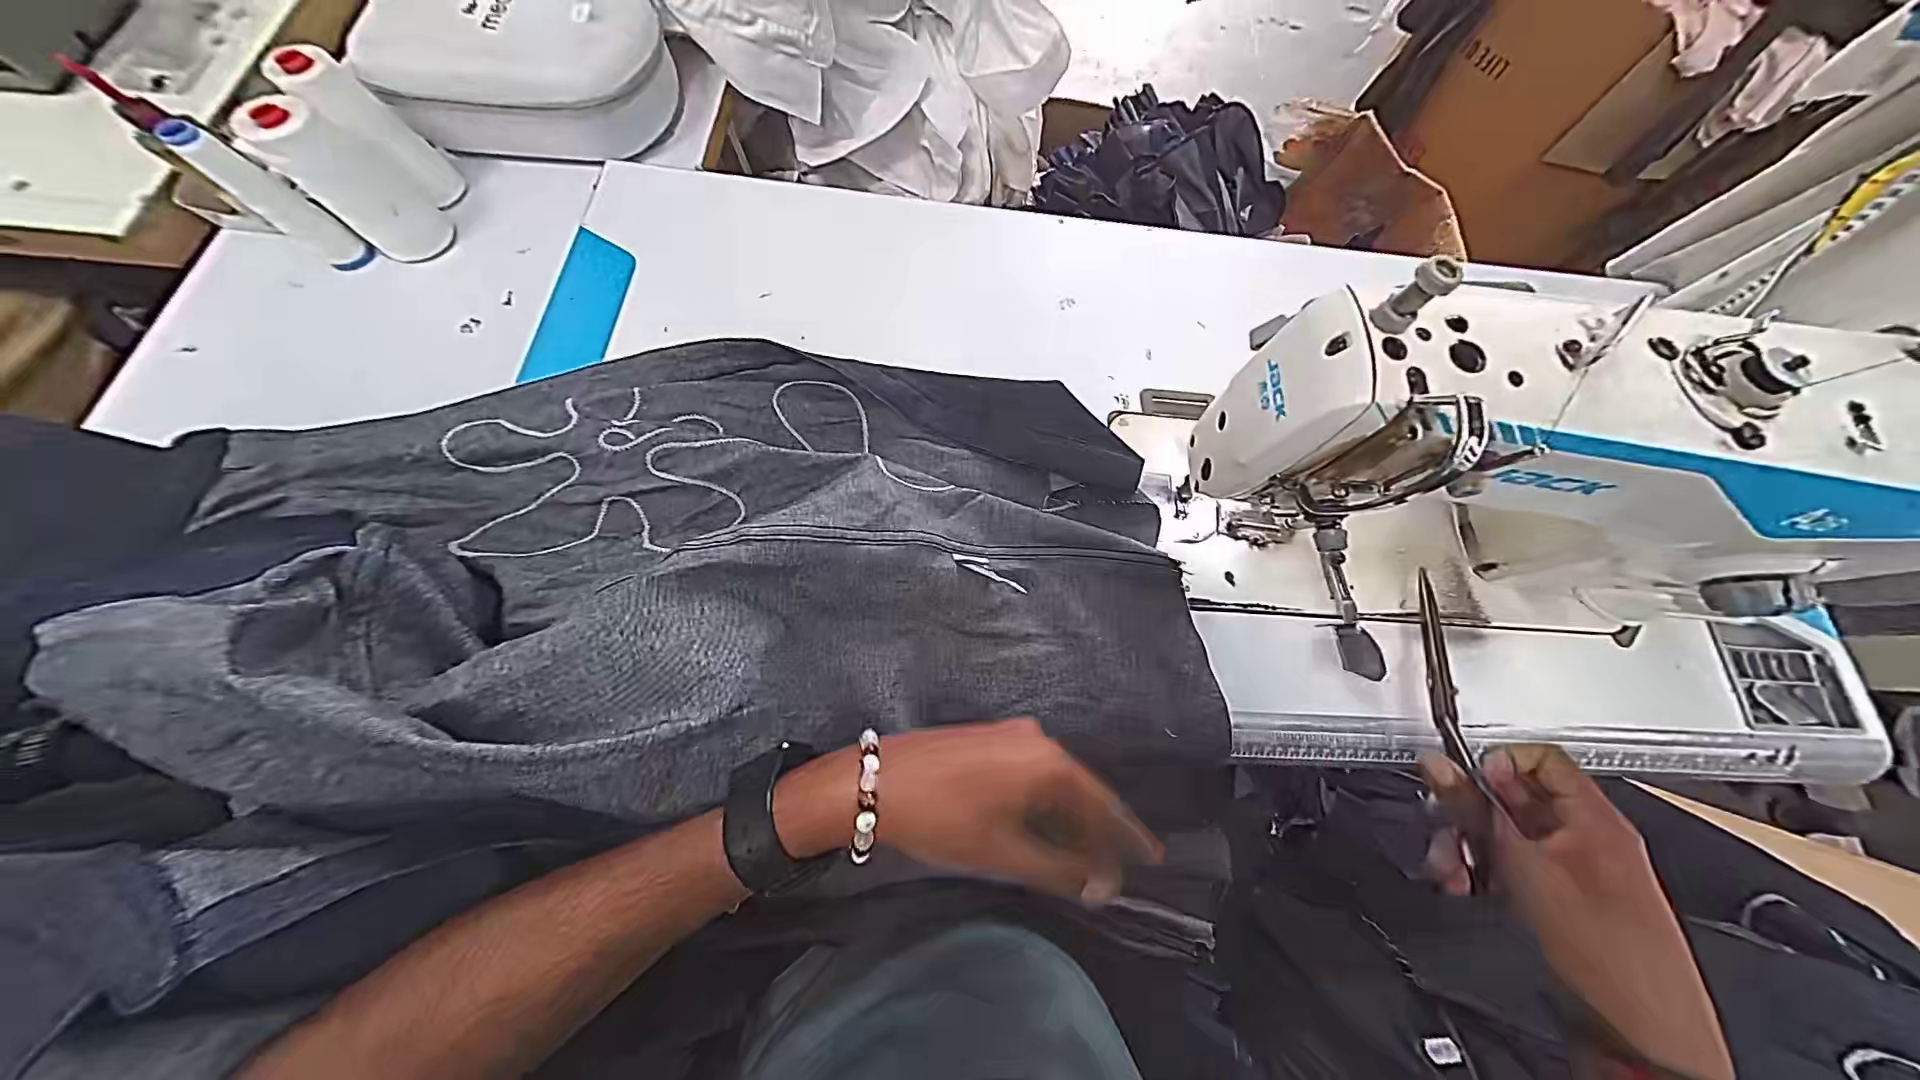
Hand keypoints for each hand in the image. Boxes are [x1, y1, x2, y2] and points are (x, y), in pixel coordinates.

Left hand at [776, 718, 1162, 902]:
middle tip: (1114, 863)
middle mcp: (1034, 738)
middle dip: (1098, 828)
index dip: (1126, 836)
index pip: (1101, 803)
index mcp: (1046, 760)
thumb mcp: (1003, 852)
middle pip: (1080, 788)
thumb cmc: (940, 818)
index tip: (1149, 858)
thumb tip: (1099, 886)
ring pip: (1054, 778)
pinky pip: (1031, 769)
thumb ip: (1059, 869)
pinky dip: (1044, 798)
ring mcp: (1008, 732)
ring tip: (1083, 849)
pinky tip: (1043, 820)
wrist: (875, 782)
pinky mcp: (987, 737)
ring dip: (1069, 814)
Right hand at [1422, 746, 1734, 1079]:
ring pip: (1502, 836)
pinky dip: (1480, 875)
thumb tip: (1439, 764)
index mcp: (1594, 820)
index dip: (1494, 761)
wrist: (1638, 1037)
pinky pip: (1508, 869)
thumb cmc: (1603, 954)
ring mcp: (1571, 873)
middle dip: (1468, 815)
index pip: (1539, 758)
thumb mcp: (1519, 865)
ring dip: (1466, 848)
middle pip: (1511, 799)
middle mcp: (1585, 841)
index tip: (1460, 780)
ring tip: (1453, 873)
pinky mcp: (1557, 902)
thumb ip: (1474, 810)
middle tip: (1448, 834)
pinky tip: (1467, 891)